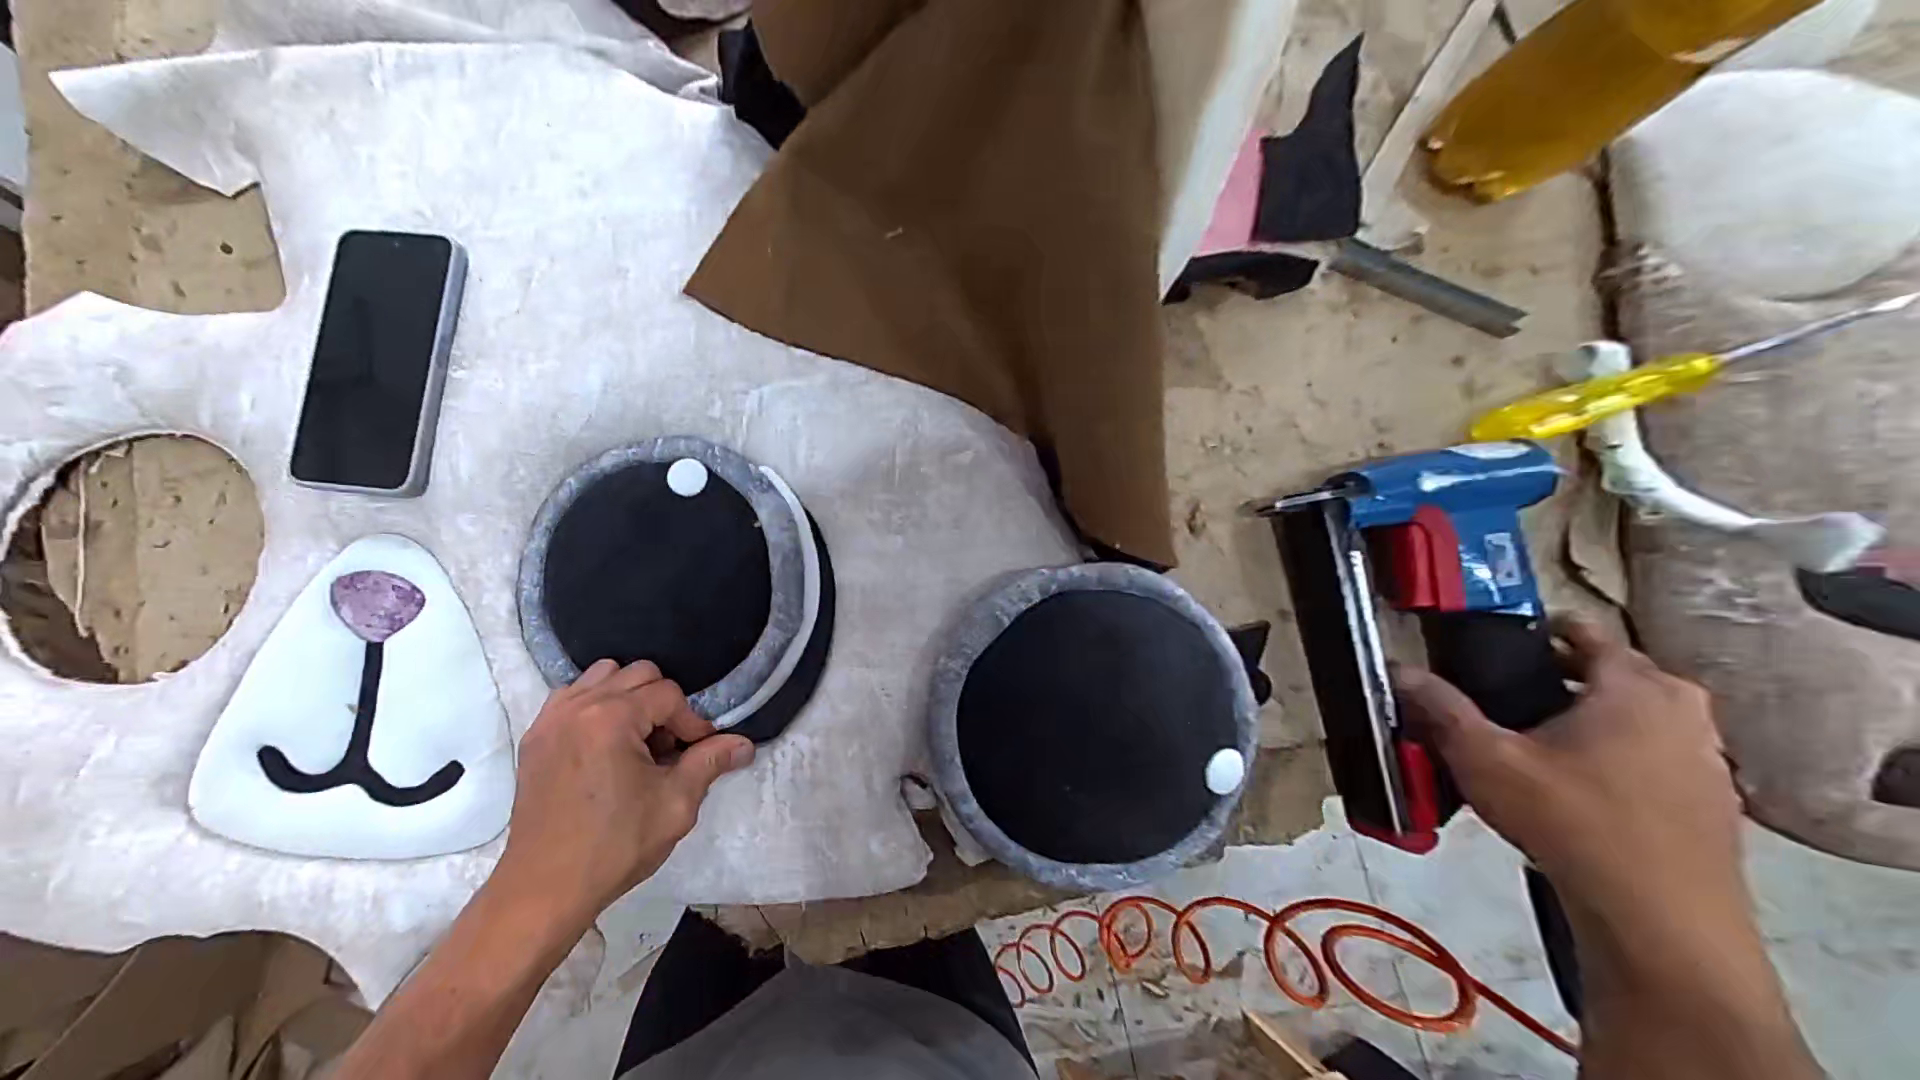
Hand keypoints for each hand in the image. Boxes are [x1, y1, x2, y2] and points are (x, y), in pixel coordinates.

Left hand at [488, 660, 754, 928]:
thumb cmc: (615, 845)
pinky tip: (606, 743)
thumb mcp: (676, 803)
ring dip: (629, 698)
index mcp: (611, 718)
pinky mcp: (535, 738)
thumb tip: (744, 744)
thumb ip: (710, 761)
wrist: (544, 891)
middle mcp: (577, 706)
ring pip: (603, 676)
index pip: (669, 694)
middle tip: (668, 746)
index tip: (696, 754)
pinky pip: (572, 696)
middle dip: (662, 704)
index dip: (691, 722)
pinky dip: (596, 705)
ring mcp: (551, 720)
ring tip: (636, 739)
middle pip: (638, 675)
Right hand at [1392, 617, 1744, 929]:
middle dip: (1574, 672)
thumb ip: (1440, 708)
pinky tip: (1584, 783)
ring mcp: (1709, 761)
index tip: (1511, 637)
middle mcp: (1685, 714)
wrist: (1658, 921)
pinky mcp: (1717, 805)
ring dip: (1603, 714)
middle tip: (1520, 685)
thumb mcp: (1483, 757)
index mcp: (1634, 688)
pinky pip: (1663, 756)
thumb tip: (1398, 669)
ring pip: (1648, 717)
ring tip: (1546, 734)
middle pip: (1624, 673)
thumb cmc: (1568, 819)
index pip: (1590, 632)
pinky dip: (1627, 754)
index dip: (1546, 628)